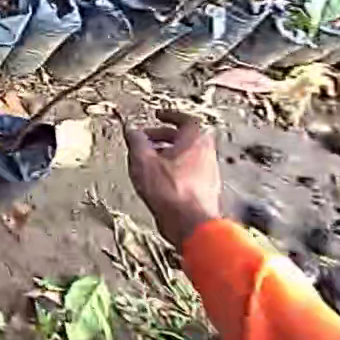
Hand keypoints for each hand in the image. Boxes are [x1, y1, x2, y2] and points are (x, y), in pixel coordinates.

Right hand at [125, 109, 221, 246]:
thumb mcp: (142, 160)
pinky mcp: (205, 189)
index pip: (186, 119)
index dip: (170, 115)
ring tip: (148, 160)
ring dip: (168, 152)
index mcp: (195, 141)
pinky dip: (174, 167)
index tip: (158, 115)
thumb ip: (136, 141)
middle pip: (186, 137)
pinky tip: (157, 178)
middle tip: (146, 139)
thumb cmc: (169, 190)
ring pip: (187, 154)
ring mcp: (208, 172)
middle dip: (164, 136)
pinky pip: (189, 170)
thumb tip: (131, 130)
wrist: (190, 223)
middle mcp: (207, 154)